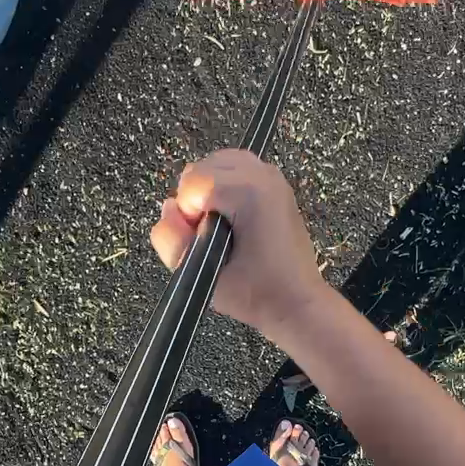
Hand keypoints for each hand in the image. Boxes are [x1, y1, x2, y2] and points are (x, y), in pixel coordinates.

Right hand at [150, 149, 333, 338]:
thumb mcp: (201, 275)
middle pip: (201, 168)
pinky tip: (230, 217)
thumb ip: (172, 241)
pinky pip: (234, 169)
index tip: (204, 241)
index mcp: (249, 194)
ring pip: (216, 164)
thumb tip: (168, 208)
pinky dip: (224, 188)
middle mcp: (262, 175)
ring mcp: (271, 176)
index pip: (192, 183)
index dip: (187, 214)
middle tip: (210, 236)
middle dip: (195, 200)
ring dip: (208, 193)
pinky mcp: (274, 183)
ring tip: (219, 227)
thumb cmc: (256, 295)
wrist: (296, 301)